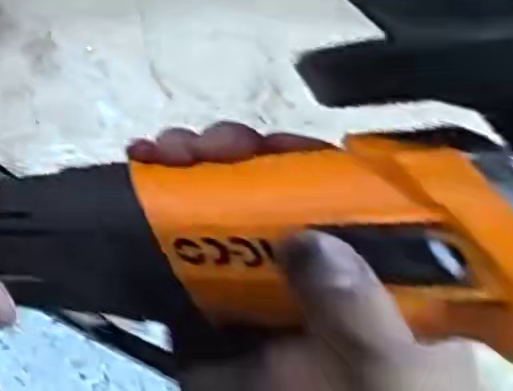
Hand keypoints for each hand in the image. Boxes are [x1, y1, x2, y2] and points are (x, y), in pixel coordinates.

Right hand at [138, 124, 479, 390]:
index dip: (312, 163)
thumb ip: (359, 319)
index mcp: (374, 283)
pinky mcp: (190, 271)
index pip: (355, 201)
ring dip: (186, 156)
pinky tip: (137, 159)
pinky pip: (167, 215)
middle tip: (203, 146)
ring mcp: (244, 265)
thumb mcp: (375, 381)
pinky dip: (148, 179)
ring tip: (161, 150)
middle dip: (231, 150)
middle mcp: (308, 264)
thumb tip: (311, 236)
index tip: (267, 147)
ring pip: (215, 189)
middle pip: (272, 183)